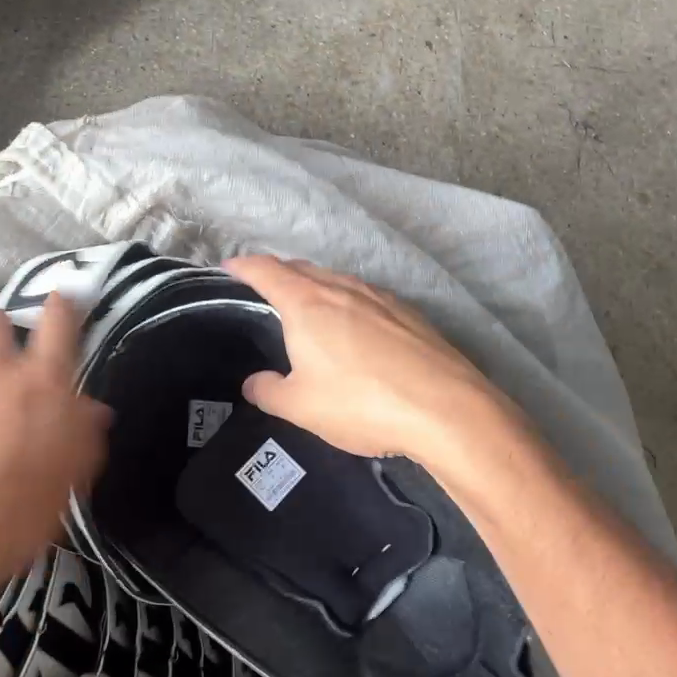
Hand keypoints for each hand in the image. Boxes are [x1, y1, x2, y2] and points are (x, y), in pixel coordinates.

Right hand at [222, 256, 539, 492]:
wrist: (447, 410)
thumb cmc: (361, 403)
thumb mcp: (299, 407)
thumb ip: (268, 391)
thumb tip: (253, 382)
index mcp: (307, 303)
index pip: (266, 270)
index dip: (243, 266)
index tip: (228, 267)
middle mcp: (342, 289)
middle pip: (302, 268)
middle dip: (279, 272)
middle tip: (263, 287)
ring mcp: (380, 298)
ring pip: (337, 280)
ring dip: (315, 285)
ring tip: (307, 304)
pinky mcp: (410, 314)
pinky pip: (365, 296)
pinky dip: (347, 301)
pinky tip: (354, 326)